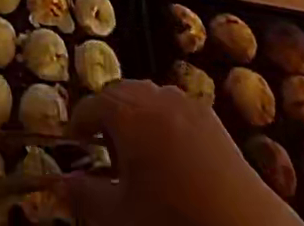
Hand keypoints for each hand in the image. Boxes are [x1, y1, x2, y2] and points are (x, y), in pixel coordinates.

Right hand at [62, 81, 299, 225]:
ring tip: (129, 151)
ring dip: (134, 112)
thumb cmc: (171, 220)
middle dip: (106, 111)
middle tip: (97, 144)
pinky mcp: (211, 119)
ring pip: (150, 95)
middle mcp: (160, 98)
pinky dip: (160, 118)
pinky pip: (174, 106)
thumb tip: (63, 183)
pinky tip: (163, 154)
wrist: (241, 225)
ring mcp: (189, 104)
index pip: (94, 103)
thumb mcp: (118, 217)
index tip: (72, 141)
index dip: (79, 121)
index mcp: (131, 114)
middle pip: (123, 90)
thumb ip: (85, 196)